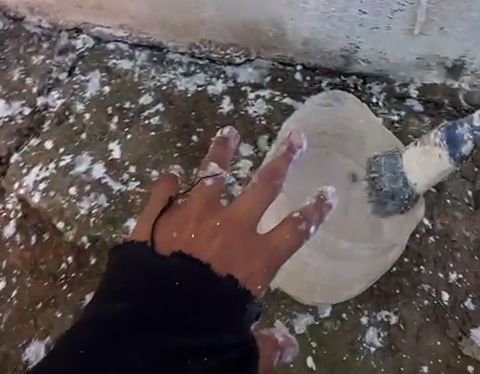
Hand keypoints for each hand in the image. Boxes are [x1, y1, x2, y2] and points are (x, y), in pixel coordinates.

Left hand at [132, 126, 336, 370]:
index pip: (295, 230)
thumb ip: (265, 344)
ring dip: (222, 152)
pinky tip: (172, 170)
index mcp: (255, 258)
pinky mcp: (157, 217)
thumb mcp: (241, 350)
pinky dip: (167, 181)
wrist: (150, 329)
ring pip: (212, 174)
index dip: (314, 211)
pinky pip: (163, 192)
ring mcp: (192, 215)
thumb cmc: (202, 338)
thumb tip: (289, 348)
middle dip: (283, 160)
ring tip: (228, 131)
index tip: (329, 191)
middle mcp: (230, 227)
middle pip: (264, 186)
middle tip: (296, 138)